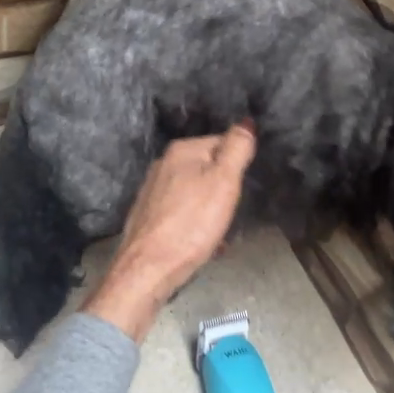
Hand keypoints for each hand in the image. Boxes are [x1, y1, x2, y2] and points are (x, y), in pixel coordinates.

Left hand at [83, 124, 255, 341]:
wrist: (148, 270)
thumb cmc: (191, 224)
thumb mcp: (224, 182)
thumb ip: (237, 149)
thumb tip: (246, 121)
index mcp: (180, 150)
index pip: (222, 144)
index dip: (237, 167)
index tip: (240, 191)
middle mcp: (162, 164)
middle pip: (207, 169)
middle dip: (222, 191)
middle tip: (229, 214)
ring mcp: (152, 190)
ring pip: (195, 193)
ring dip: (210, 210)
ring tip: (217, 233)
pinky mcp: (147, 216)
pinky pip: (181, 213)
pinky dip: (194, 224)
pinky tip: (200, 244)